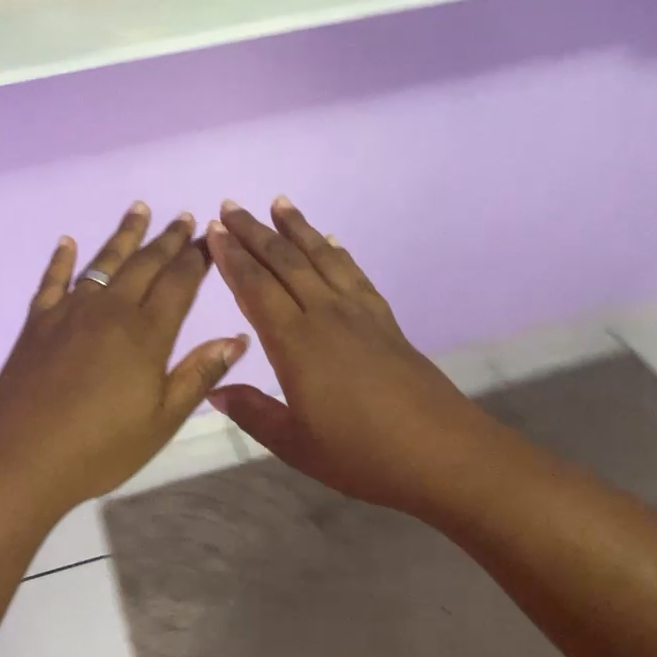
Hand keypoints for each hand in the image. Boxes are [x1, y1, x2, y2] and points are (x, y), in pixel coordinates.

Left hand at [0, 203, 248, 510]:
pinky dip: (61, 259)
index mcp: (147, 334)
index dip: (197, 258)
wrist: (24, 456)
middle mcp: (111, 310)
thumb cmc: (102, 447)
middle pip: (145, 264)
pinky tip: (67, 242)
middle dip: (168, 240)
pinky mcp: (38, 322)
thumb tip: (237, 338)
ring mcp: (70, 312)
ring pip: (103, 262)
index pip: (179, 283)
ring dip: (124, 235)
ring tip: (139, 209)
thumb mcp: (163, 420)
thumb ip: (199, 375)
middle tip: (183, 218)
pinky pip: (53, 280)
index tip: (209, 236)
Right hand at [204, 197, 501, 515]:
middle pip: (285, 262)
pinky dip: (337, 252)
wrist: (441, 453)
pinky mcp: (385, 320)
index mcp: (295, 344)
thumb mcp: (295, 444)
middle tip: (232, 205)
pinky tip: (331, 242)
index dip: (233, 258)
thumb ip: (253, 412)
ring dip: (297, 228)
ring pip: (321, 258)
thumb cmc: (361, 453)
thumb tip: (215, 390)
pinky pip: (355, 274)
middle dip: (255, 232)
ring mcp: (359, 314)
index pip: (256, 288)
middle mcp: (325, 315)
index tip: (215, 231)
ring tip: (279, 203)